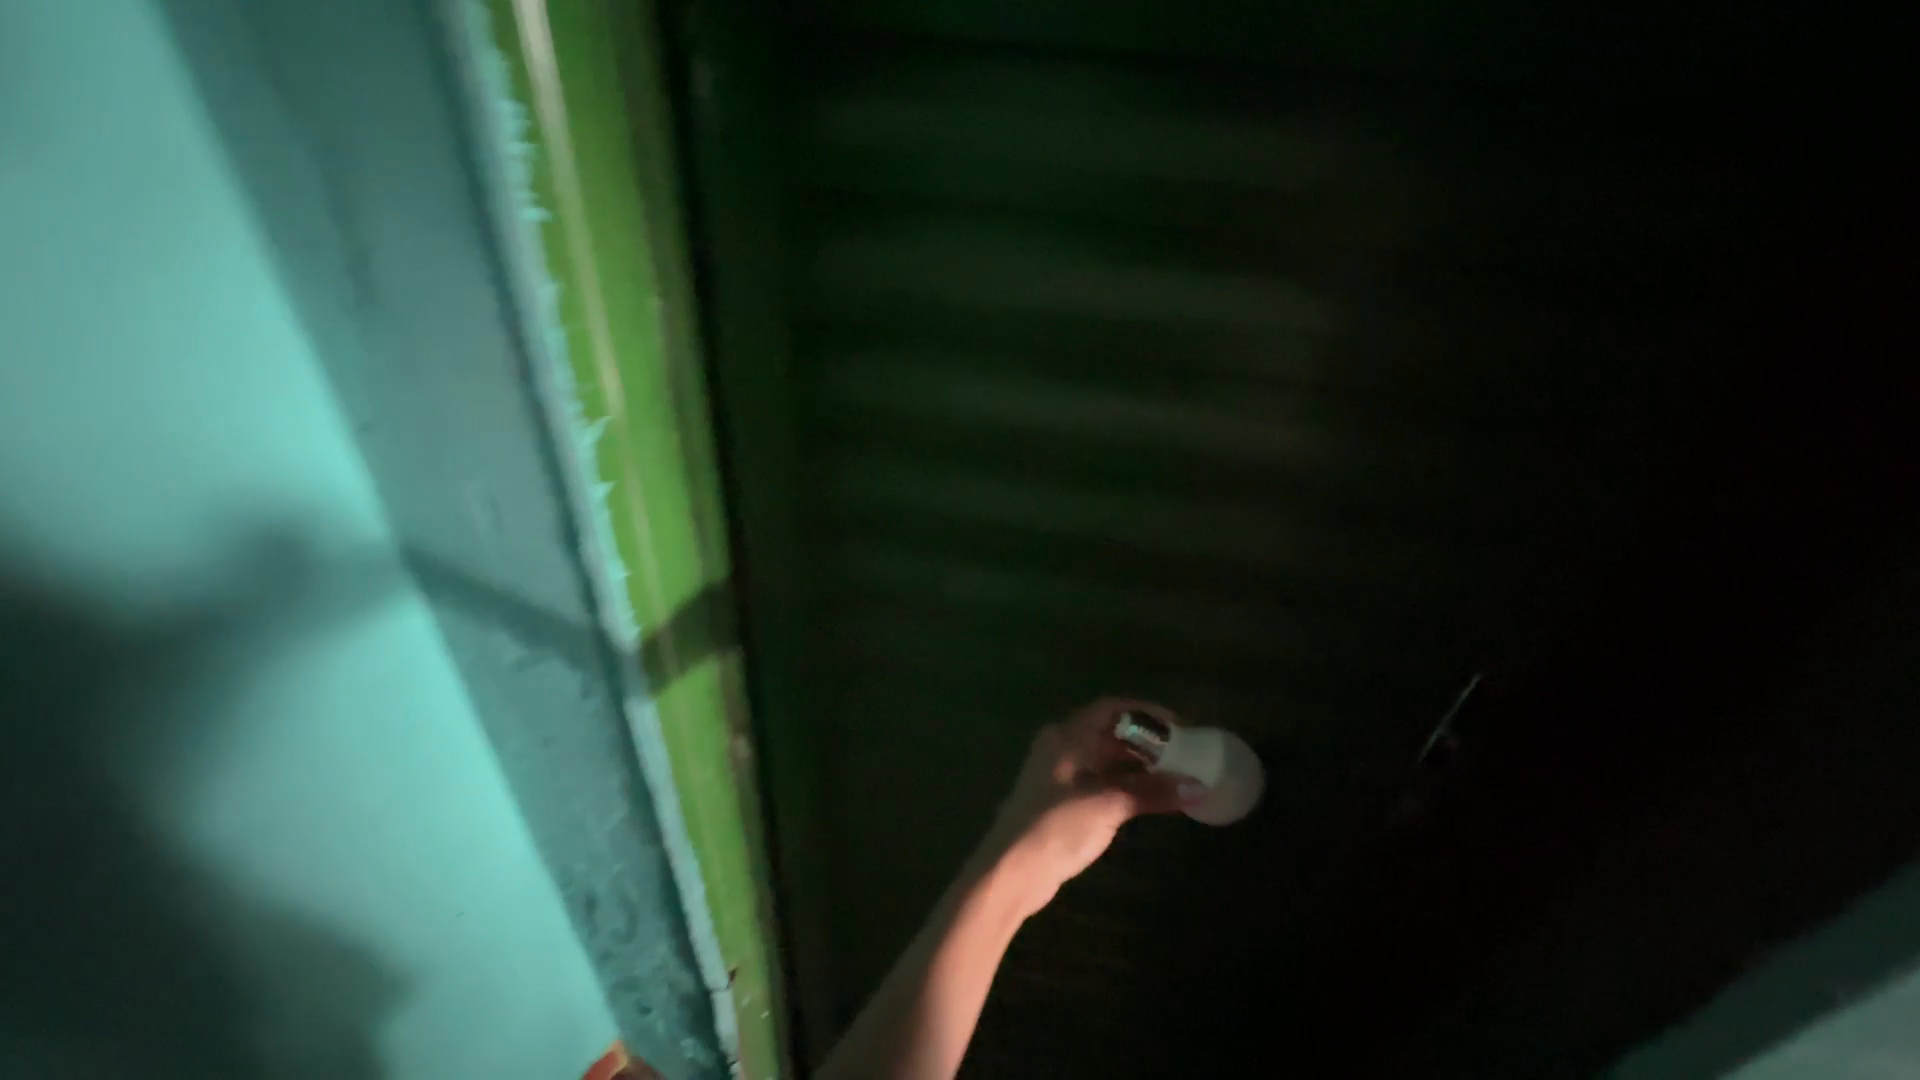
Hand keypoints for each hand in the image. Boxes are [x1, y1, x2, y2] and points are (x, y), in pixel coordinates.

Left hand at [975, 698, 1191, 917]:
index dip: (1147, 714)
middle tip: (1186, 754)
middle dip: (1148, 742)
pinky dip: (1128, 787)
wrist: (1012, 871)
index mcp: (1066, 736)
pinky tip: (1154, 799)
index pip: (1111, 709)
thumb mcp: (1107, 805)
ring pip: (1108, 761)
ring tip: (1178, 777)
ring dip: (1140, 767)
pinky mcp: (1065, 802)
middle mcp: (1063, 748)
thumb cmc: (1055, 826)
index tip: (1181, 727)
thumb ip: (1151, 792)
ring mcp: (1062, 776)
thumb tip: (1197, 787)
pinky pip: (1103, 783)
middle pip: (1111, 734)